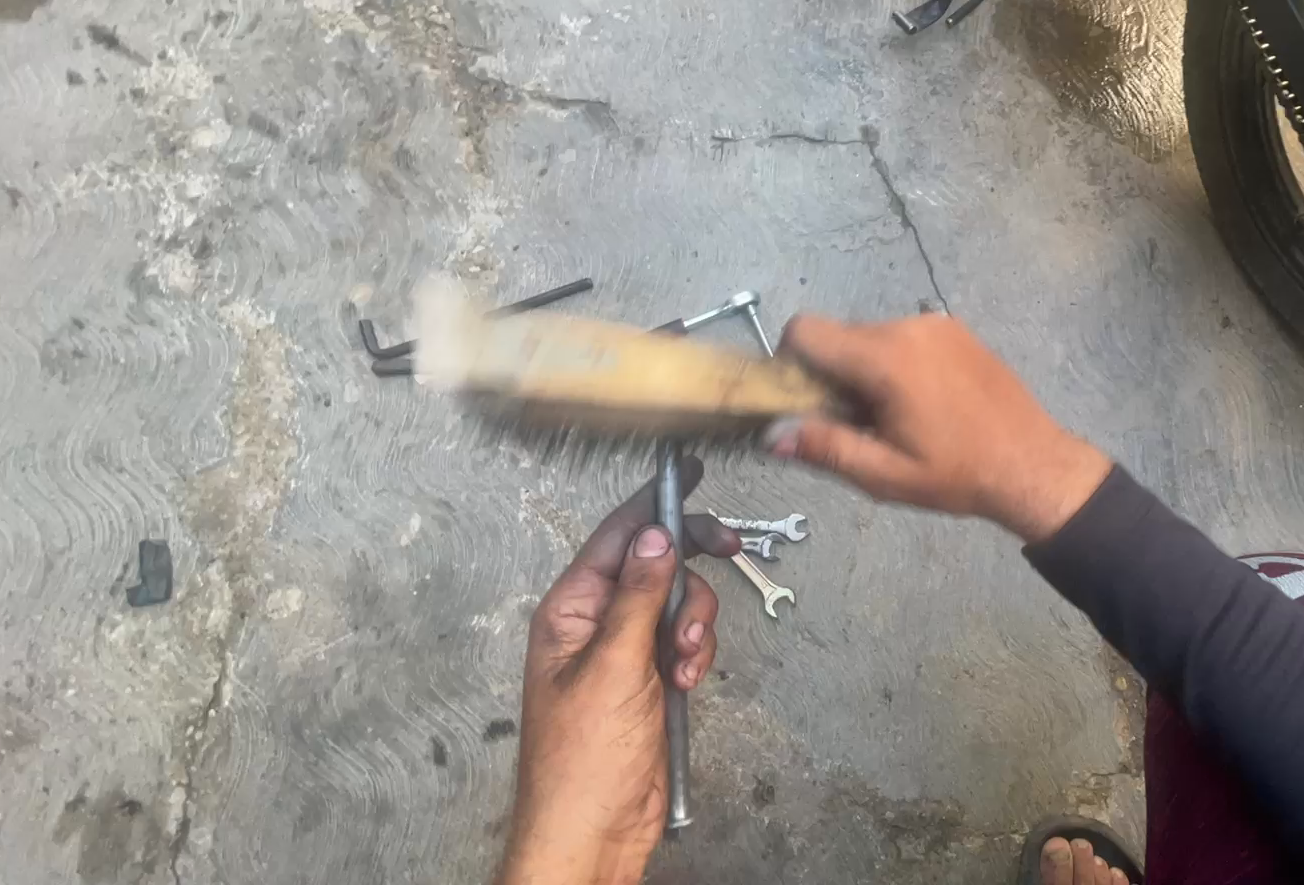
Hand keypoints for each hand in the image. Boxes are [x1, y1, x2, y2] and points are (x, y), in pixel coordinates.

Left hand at [497, 458, 739, 884]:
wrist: (597, 833)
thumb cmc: (585, 759)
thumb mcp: (612, 667)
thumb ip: (637, 595)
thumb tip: (656, 532)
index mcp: (573, 607)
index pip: (619, 534)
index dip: (656, 499)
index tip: (689, 469)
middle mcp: (601, 617)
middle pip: (659, 560)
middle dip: (693, 563)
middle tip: (730, 549)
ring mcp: (630, 644)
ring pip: (681, 598)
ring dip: (696, 624)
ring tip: (687, 662)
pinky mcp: (655, 669)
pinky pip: (689, 634)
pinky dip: (698, 651)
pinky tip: (688, 681)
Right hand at [771, 314, 1110, 542]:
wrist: (1033, 464)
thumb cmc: (958, 475)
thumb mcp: (885, 475)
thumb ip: (825, 448)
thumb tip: (772, 435)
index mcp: (886, 358)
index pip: (806, 330)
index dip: (788, 361)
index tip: (802, 400)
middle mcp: (909, 326)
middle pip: (839, 335)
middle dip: (830, 373)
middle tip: (852, 421)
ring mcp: (936, 322)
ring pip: (870, 336)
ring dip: (863, 370)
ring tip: (891, 416)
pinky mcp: (955, 328)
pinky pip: (902, 336)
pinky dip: (893, 362)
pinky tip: (919, 401)